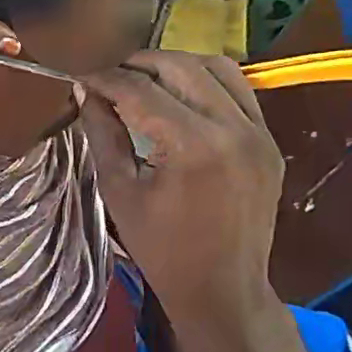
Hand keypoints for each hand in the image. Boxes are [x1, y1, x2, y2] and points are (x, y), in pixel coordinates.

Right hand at [76, 52, 287, 351]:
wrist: (222, 288)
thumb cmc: (160, 248)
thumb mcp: (119, 190)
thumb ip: (102, 133)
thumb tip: (84, 92)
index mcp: (192, 146)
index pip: (140, 90)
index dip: (105, 79)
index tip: (81, 78)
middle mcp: (233, 129)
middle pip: (181, 67)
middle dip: (138, 64)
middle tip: (109, 76)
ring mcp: (259, 133)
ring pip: (217, 68)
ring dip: (175, 65)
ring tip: (144, 78)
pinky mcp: (270, 141)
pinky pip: (239, 90)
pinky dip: (205, 81)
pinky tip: (179, 95)